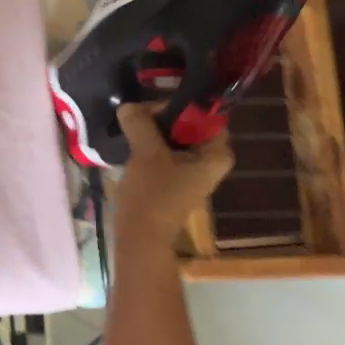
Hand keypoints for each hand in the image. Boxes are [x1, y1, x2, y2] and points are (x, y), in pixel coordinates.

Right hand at [112, 103, 232, 247]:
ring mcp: (190, 172)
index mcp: (216, 154)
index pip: (204, 116)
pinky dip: (148, 149)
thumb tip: (128, 105)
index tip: (149, 108)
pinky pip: (163, 155)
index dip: (178, 107)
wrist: (139, 238)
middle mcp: (209, 161)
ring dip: (151, 134)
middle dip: (160, 120)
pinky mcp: (172, 181)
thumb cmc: (151, 196)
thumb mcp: (146, 155)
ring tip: (129, 131)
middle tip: (134, 118)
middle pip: (187, 127)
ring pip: (172, 141)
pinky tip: (129, 148)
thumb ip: (140, 125)